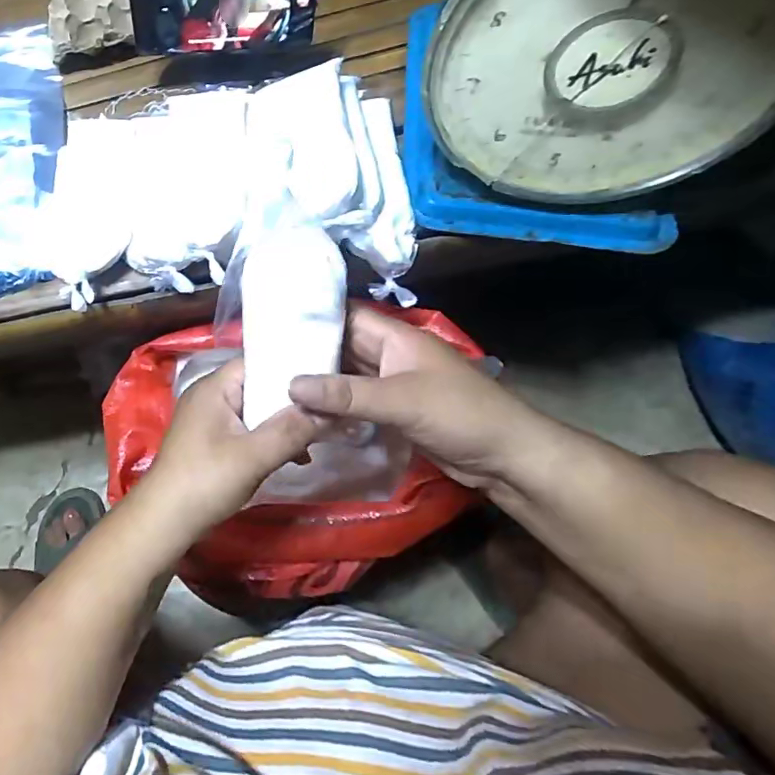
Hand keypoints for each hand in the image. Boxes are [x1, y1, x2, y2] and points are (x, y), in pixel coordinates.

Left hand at [134, 358, 324, 540]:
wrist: (165, 518)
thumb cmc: (206, 479)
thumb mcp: (254, 456)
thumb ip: (290, 430)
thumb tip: (326, 411)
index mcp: (214, 387)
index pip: (256, 362)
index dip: (290, 369)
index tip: (323, 379)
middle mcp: (209, 396)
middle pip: (258, 386)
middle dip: (291, 401)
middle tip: (328, 414)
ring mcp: (208, 419)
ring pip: (255, 411)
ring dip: (282, 424)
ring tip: (316, 440)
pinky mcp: (211, 441)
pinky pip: (246, 430)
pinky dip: (268, 440)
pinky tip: (294, 457)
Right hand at [286, 307, 573, 491]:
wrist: (510, 461)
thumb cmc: (461, 415)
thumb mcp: (401, 400)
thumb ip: (345, 394)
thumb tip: (290, 385)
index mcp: (395, 337)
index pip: (345, 314)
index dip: (312, 314)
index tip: (271, 318)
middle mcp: (390, 355)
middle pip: (341, 345)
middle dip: (307, 350)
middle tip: (263, 356)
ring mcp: (392, 384)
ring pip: (346, 375)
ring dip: (318, 380)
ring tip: (274, 381)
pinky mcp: (393, 411)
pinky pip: (355, 401)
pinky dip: (332, 405)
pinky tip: (305, 411)